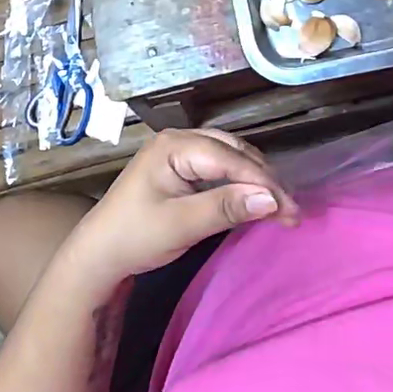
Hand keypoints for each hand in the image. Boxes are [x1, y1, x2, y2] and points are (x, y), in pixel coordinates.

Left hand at [64, 129, 299, 284]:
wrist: (100, 252)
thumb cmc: (135, 235)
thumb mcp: (181, 224)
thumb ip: (225, 208)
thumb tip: (271, 199)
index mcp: (174, 145)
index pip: (230, 158)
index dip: (264, 183)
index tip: (292, 211)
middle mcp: (178, 139)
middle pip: (233, 151)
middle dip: (263, 179)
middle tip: (289, 211)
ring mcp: (179, 151)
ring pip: (230, 157)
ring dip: (254, 179)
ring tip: (278, 207)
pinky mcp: (181, 167)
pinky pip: (219, 167)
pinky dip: (240, 182)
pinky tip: (253, 199)